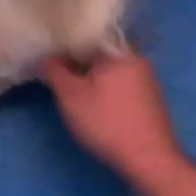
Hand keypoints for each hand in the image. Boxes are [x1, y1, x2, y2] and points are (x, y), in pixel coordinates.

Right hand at [39, 51, 183, 184]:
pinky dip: (103, 88)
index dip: (63, 43)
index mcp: (119, 51)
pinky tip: (92, 104)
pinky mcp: (148, 99)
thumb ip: (54, 70)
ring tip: (70, 90)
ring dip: (89, 77)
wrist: (149, 160)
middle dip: (75, 62)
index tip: (47, 55)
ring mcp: (146, 80)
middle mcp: (136, 60)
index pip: (86, 35)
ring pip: (108, 69)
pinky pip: (119, 83)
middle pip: (97, 52)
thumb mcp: (69, 95)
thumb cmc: (106, 122)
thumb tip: (45, 57)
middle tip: (54, 74)